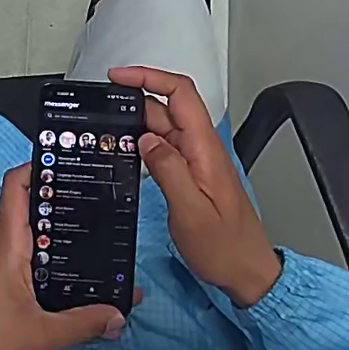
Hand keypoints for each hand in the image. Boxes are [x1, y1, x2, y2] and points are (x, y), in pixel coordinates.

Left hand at [0, 165, 132, 349]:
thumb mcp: (38, 335)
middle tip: (104, 202)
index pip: (16, 187)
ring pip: (40, 239)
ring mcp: (6, 265)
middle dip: (66, 201)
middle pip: (35, 209)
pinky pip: (38, 263)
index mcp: (9, 244)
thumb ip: (82, 325)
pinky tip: (86, 279)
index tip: (70, 164)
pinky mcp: (7, 284)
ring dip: (68, 237)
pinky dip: (61, 264)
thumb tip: (120, 313)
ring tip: (106, 239)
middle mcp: (7, 247)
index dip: (37, 166)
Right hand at [108, 66, 281, 306]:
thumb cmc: (224, 247)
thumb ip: (168, 169)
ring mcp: (195, 158)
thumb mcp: (191, 211)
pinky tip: (125, 146)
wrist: (247, 273)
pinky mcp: (188, 170)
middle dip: (134, 96)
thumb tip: (145, 138)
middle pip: (166, 105)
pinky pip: (162, 143)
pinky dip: (140, 137)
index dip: (149, 77)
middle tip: (102, 105)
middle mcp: (200, 147)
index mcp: (204, 148)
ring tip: (107, 124)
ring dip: (135, 117)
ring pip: (162, 123)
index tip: (119, 77)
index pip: (181, 93)